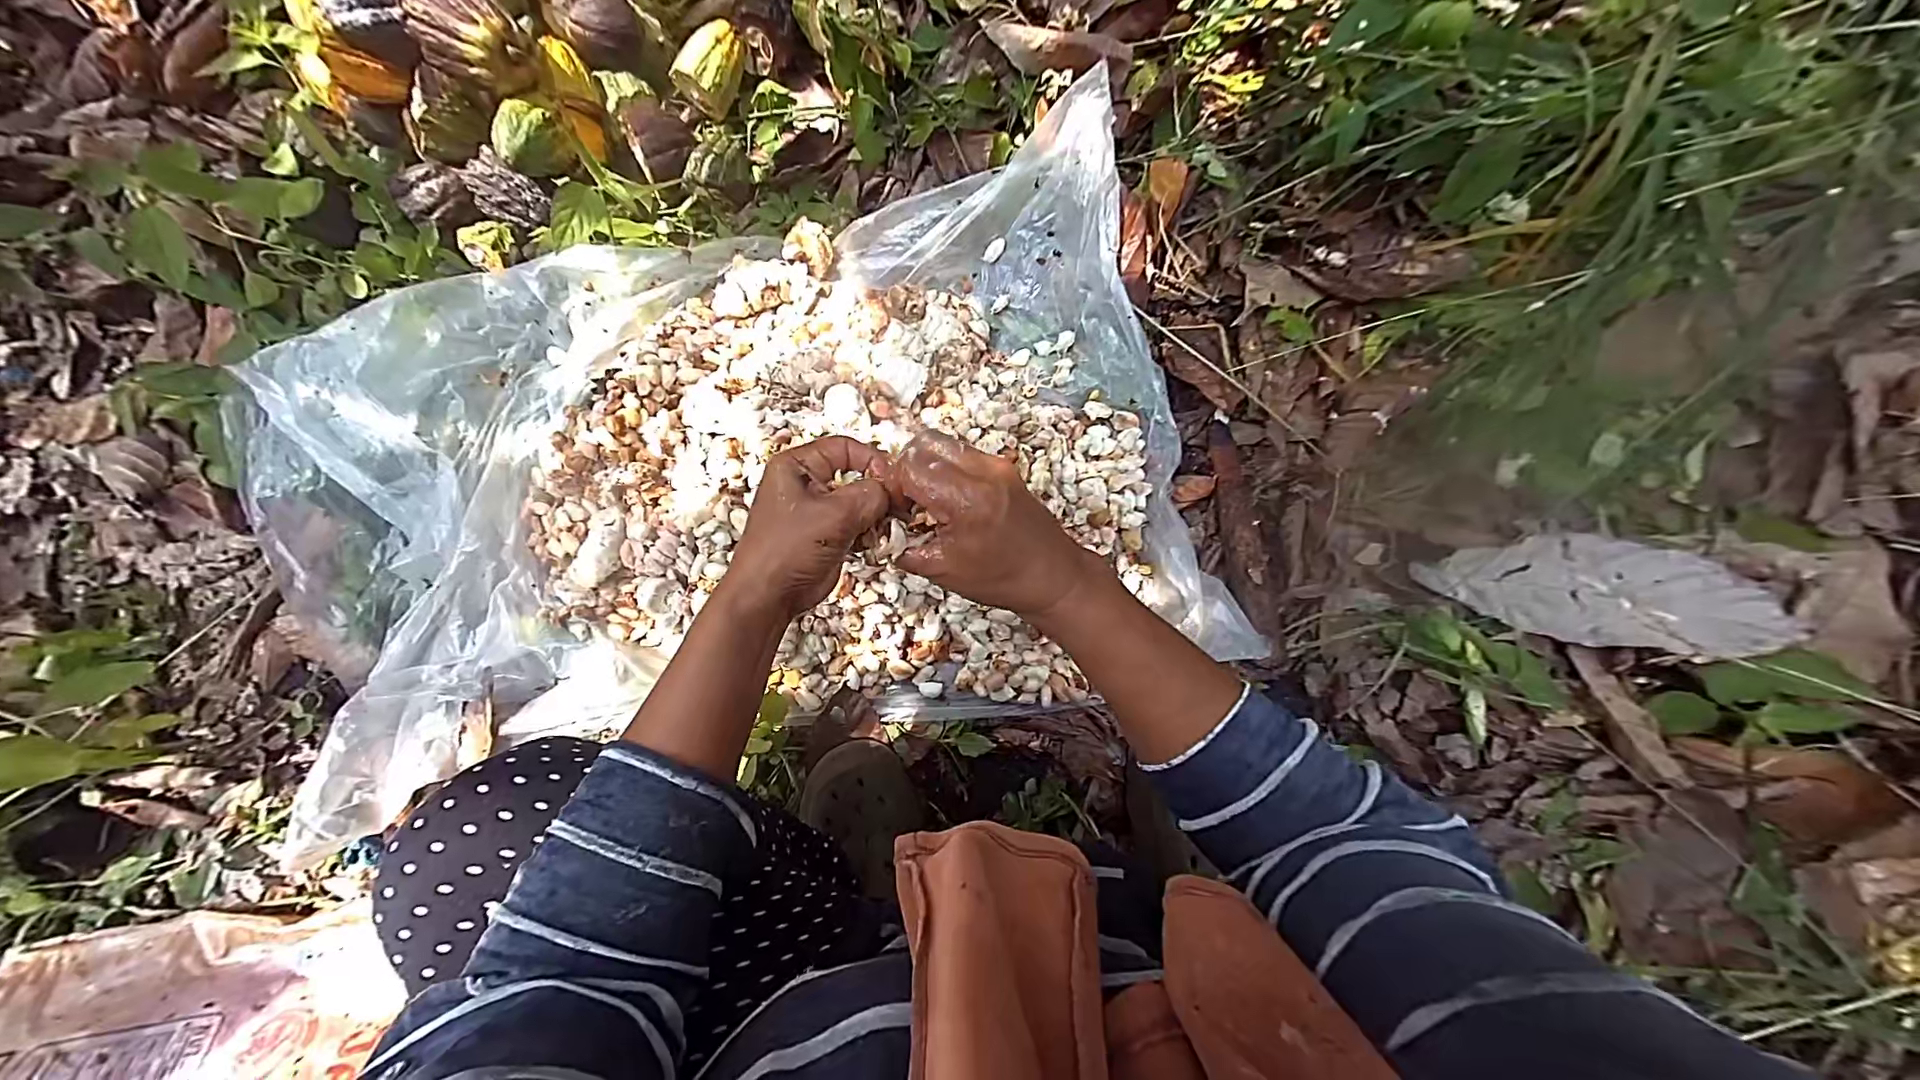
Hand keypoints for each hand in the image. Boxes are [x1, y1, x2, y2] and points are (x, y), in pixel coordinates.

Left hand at [726, 436, 890, 621]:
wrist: (768, 596)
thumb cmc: (785, 551)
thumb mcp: (833, 515)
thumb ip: (869, 495)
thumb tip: (891, 489)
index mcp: (797, 466)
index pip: (845, 448)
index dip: (872, 460)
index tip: (893, 480)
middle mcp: (807, 484)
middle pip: (856, 475)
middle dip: (878, 492)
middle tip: (896, 507)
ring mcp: (818, 511)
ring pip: (860, 502)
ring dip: (877, 516)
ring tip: (886, 528)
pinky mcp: (828, 534)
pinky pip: (858, 524)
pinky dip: (871, 532)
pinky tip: (875, 543)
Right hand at [876, 431, 1100, 618]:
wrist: (1054, 577)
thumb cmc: (1003, 578)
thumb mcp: (943, 570)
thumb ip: (904, 545)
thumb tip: (882, 528)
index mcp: (965, 499)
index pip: (909, 466)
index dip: (894, 486)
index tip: (897, 508)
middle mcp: (983, 473)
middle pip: (923, 444)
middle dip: (907, 469)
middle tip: (908, 500)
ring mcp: (997, 466)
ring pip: (943, 444)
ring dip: (926, 466)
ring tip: (929, 499)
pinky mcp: (1005, 468)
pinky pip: (964, 454)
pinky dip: (947, 469)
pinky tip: (949, 498)